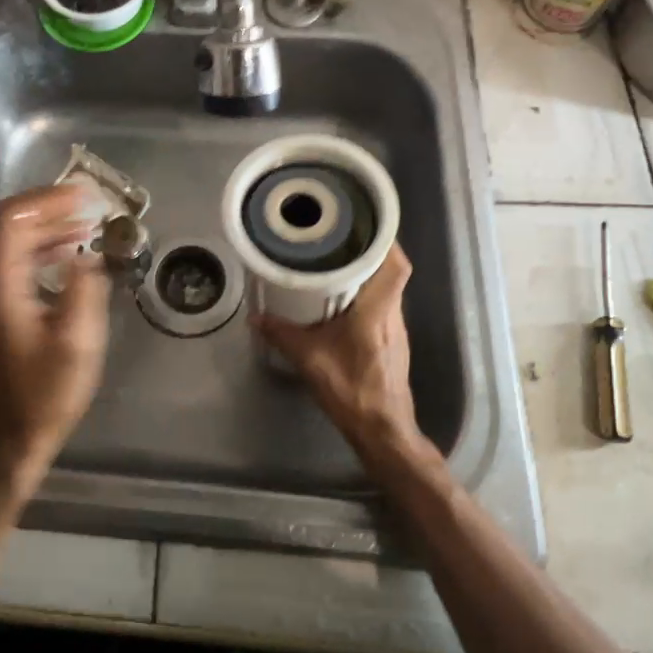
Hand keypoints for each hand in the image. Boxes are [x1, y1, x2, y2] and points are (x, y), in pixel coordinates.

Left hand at [0, 186, 110, 481]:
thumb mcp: (76, 343)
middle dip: (47, 205)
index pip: (11, 220)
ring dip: (48, 224)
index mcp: (0, 283)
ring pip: (12, 239)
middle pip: (7, 221)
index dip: (47, 200)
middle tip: (87, 202)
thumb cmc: (45, 393)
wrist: (10, 434)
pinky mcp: (0, 305)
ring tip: (87, 222)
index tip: (85, 197)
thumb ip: (83, 290)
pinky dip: (44, 246)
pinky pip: (18, 259)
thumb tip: (87, 253)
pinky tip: (72, 252)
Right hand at [254, 244, 431, 468]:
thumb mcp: (309, 360)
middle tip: (339, 236)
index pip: (395, 265)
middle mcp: (393, 313)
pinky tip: (341, 298)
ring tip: (336, 260)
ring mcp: (396, 328)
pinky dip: (365, 294)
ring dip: (366, 273)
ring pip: (386, 287)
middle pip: (390, 271)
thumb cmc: (351, 391)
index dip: (385, 240)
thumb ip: (282, 334)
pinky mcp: (392, 341)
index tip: (363, 223)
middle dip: (368, 250)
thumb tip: (255, 318)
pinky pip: (382, 305)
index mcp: (378, 310)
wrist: (382, 430)